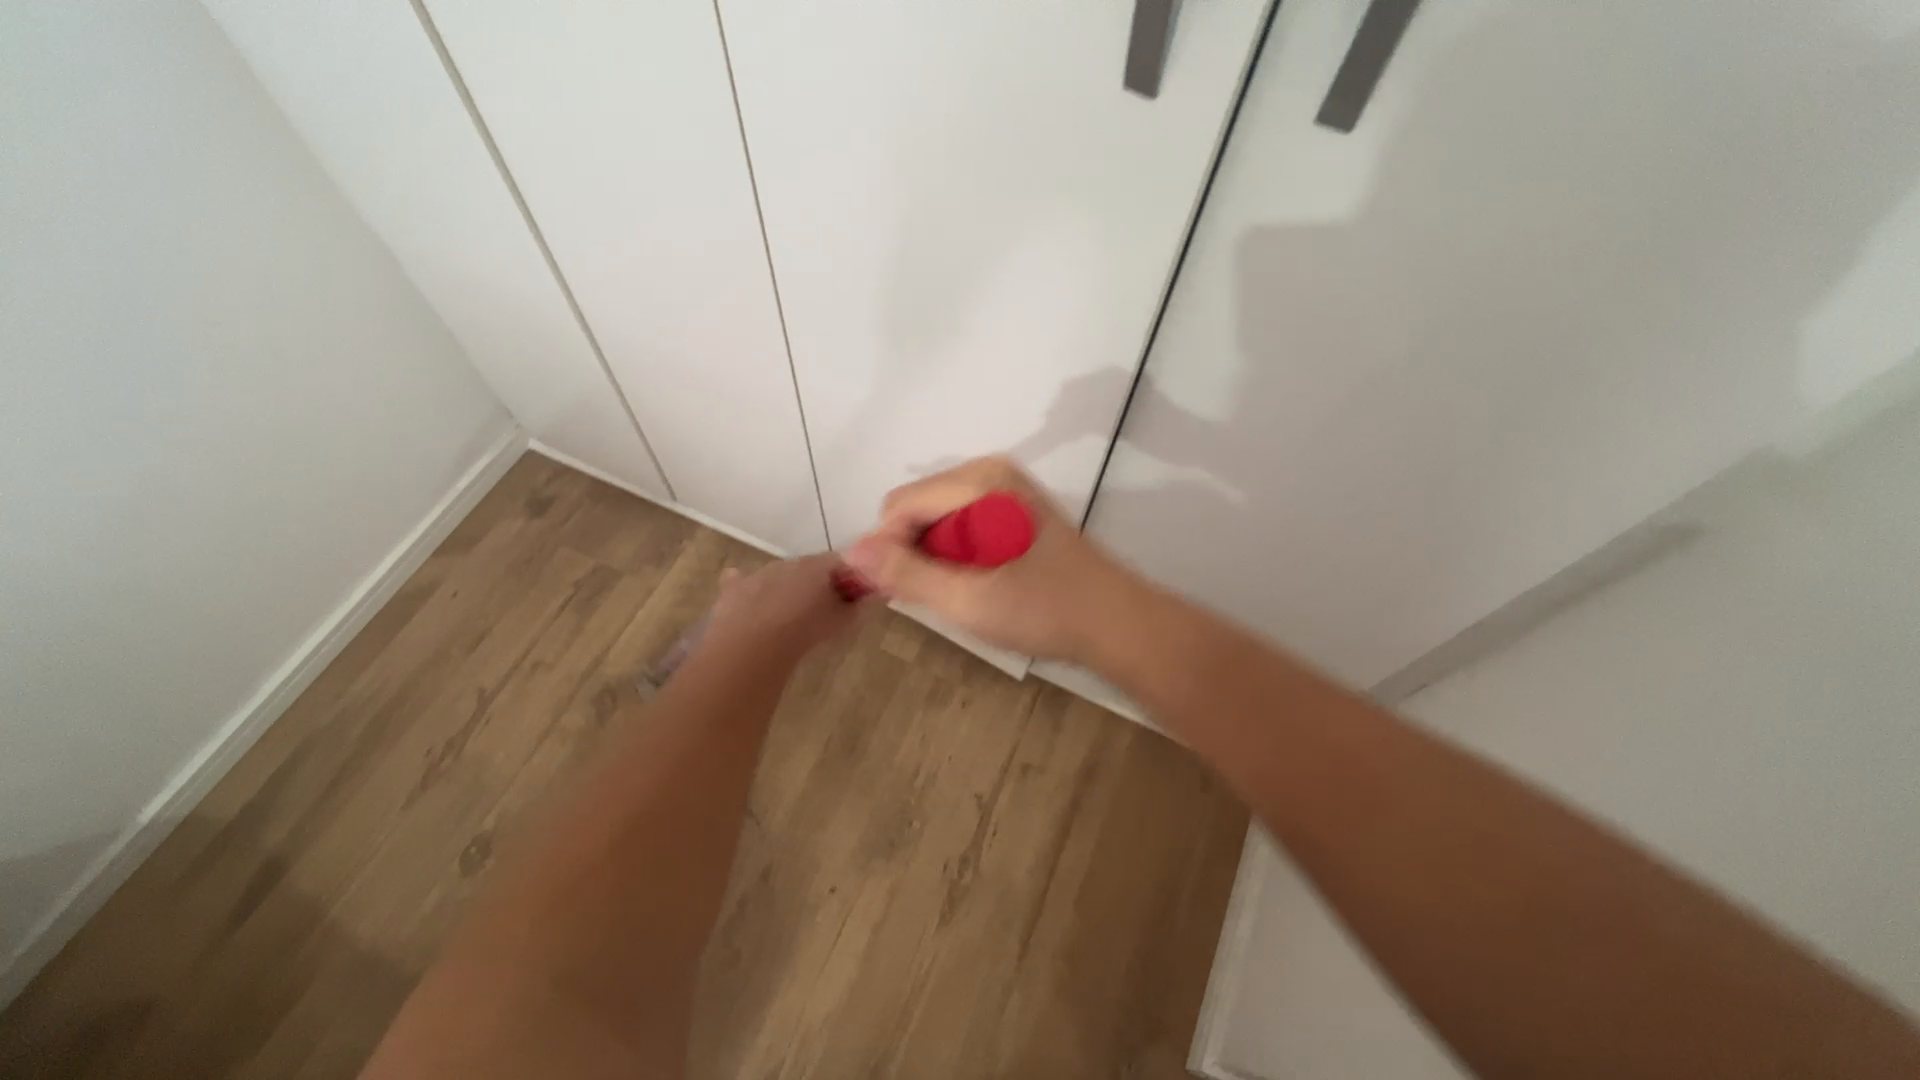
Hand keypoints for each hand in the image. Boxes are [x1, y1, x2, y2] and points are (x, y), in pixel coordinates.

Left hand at [701, 555, 863, 662]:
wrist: (753, 646)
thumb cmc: (806, 632)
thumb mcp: (845, 623)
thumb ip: (865, 606)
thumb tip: (880, 594)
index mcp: (817, 565)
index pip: (841, 561)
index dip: (850, 578)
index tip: (854, 598)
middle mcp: (788, 562)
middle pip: (810, 568)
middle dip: (818, 584)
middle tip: (824, 611)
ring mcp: (759, 573)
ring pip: (779, 576)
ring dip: (788, 589)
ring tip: (791, 618)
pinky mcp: (734, 589)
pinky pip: (743, 583)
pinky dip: (751, 591)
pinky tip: (753, 606)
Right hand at [844, 457, 1142, 663]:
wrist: (1116, 622)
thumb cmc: (1045, 610)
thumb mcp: (969, 600)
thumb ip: (907, 575)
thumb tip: (851, 554)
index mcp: (980, 481)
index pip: (899, 507)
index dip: (889, 551)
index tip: (900, 595)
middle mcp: (989, 471)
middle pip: (916, 509)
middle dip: (915, 554)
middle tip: (943, 599)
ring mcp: (1003, 487)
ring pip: (935, 520)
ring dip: (937, 559)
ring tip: (967, 594)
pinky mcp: (1011, 507)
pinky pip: (959, 525)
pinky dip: (957, 557)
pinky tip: (981, 585)